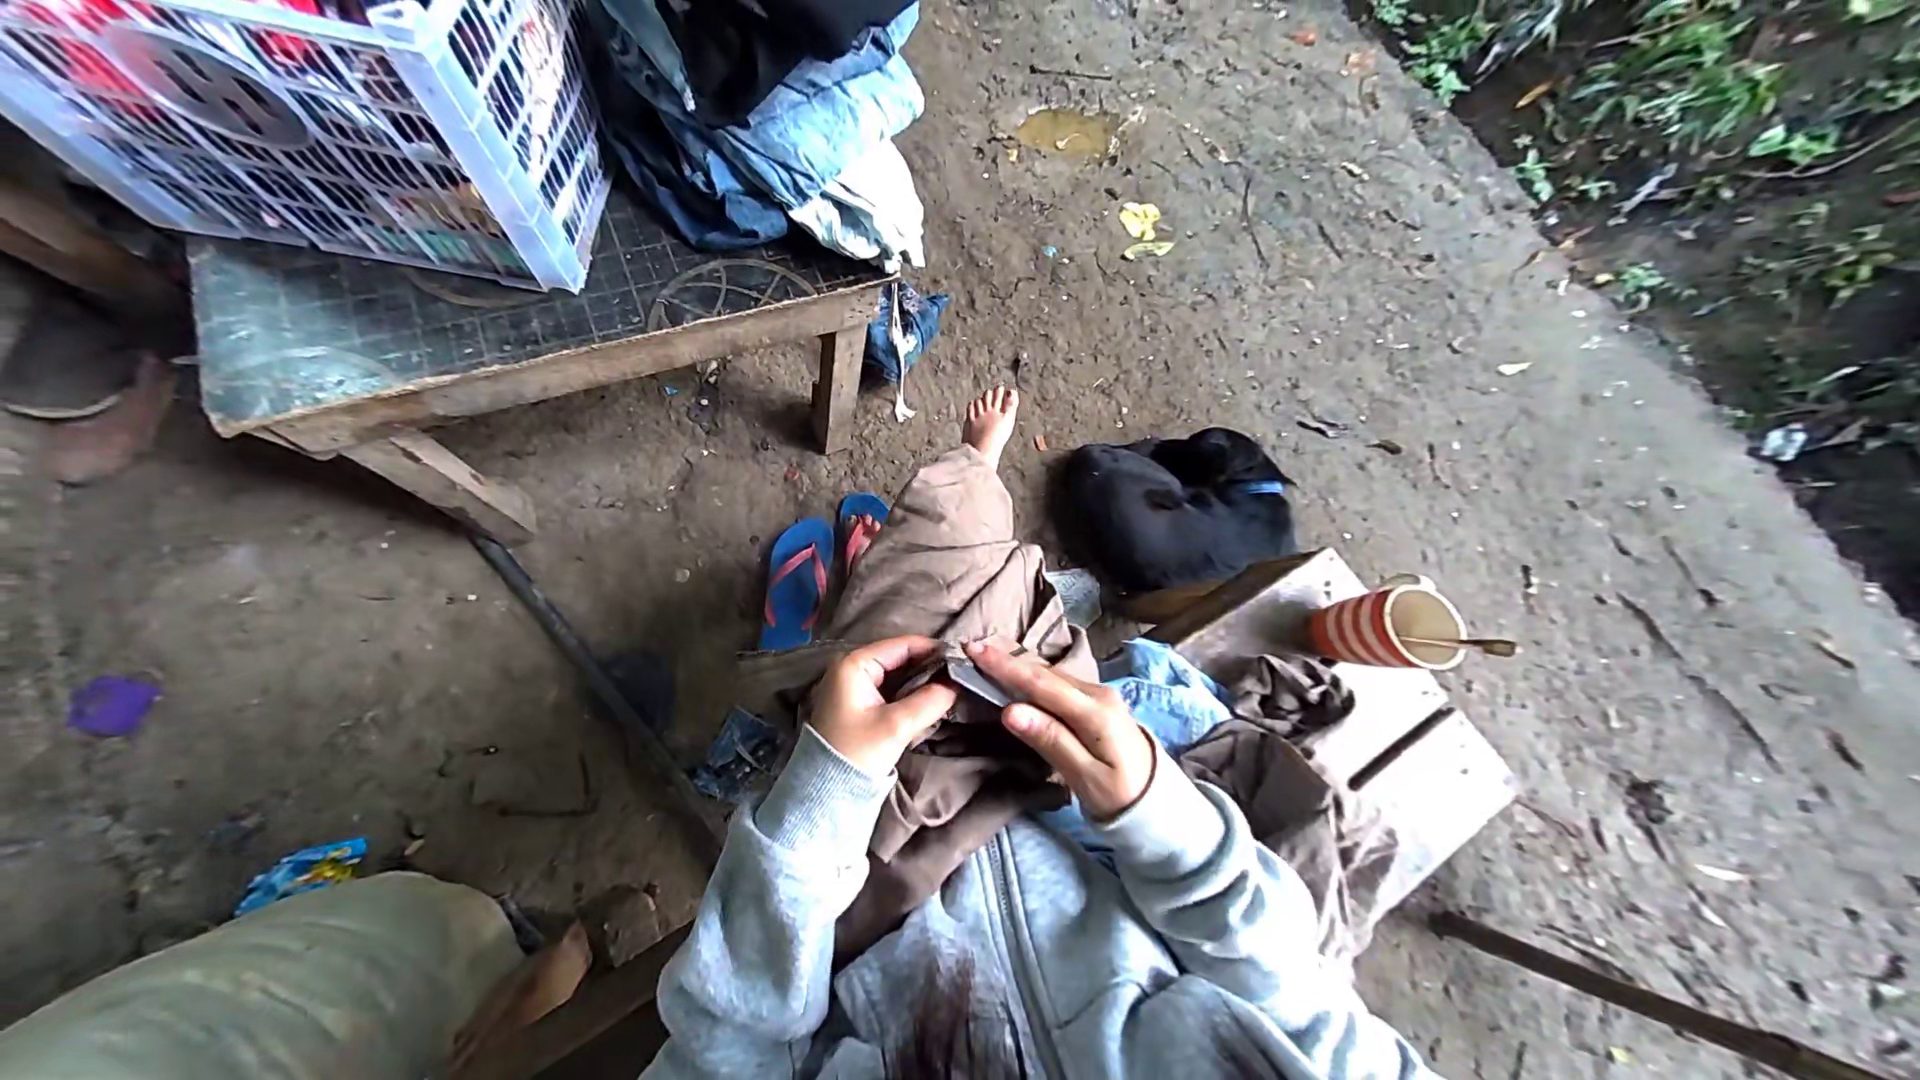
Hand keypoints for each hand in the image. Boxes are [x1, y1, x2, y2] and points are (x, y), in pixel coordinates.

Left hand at [809, 636, 958, 775]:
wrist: (828, 790)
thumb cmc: (857, 752)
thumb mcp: (896, 726)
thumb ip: (929, 701)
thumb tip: (955, 685)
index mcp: (854, 664)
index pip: (901, 645)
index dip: (932, 649)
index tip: (960, 658)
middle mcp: (851, 667)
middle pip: (899, 657)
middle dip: (929, 666)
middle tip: (958, 674)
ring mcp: (853, 684)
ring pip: (897, 673)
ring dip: (921, 680)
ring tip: (951, 685)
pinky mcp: (858, 701)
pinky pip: (891, 687)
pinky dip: (910, 691)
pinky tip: (931, 698)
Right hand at [964, 638, 1154, 819]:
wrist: (1158, 803)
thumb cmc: (1120, 796)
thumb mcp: (1085, 777)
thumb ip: (1050, 740)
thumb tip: (1010, 711)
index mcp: (1095, 711)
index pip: (1041, 683)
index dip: (1005, 667)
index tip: (974, 650)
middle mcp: (1097, 693)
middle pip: (1044, 673)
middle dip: (1007, 659)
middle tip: (971, 647)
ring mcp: (1098, 694)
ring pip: (1050, 674)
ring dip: (1017, 665)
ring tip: (986, 653)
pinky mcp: (1095, 700)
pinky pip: (1057, 682)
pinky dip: (1032, 676)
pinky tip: (1015, 672)